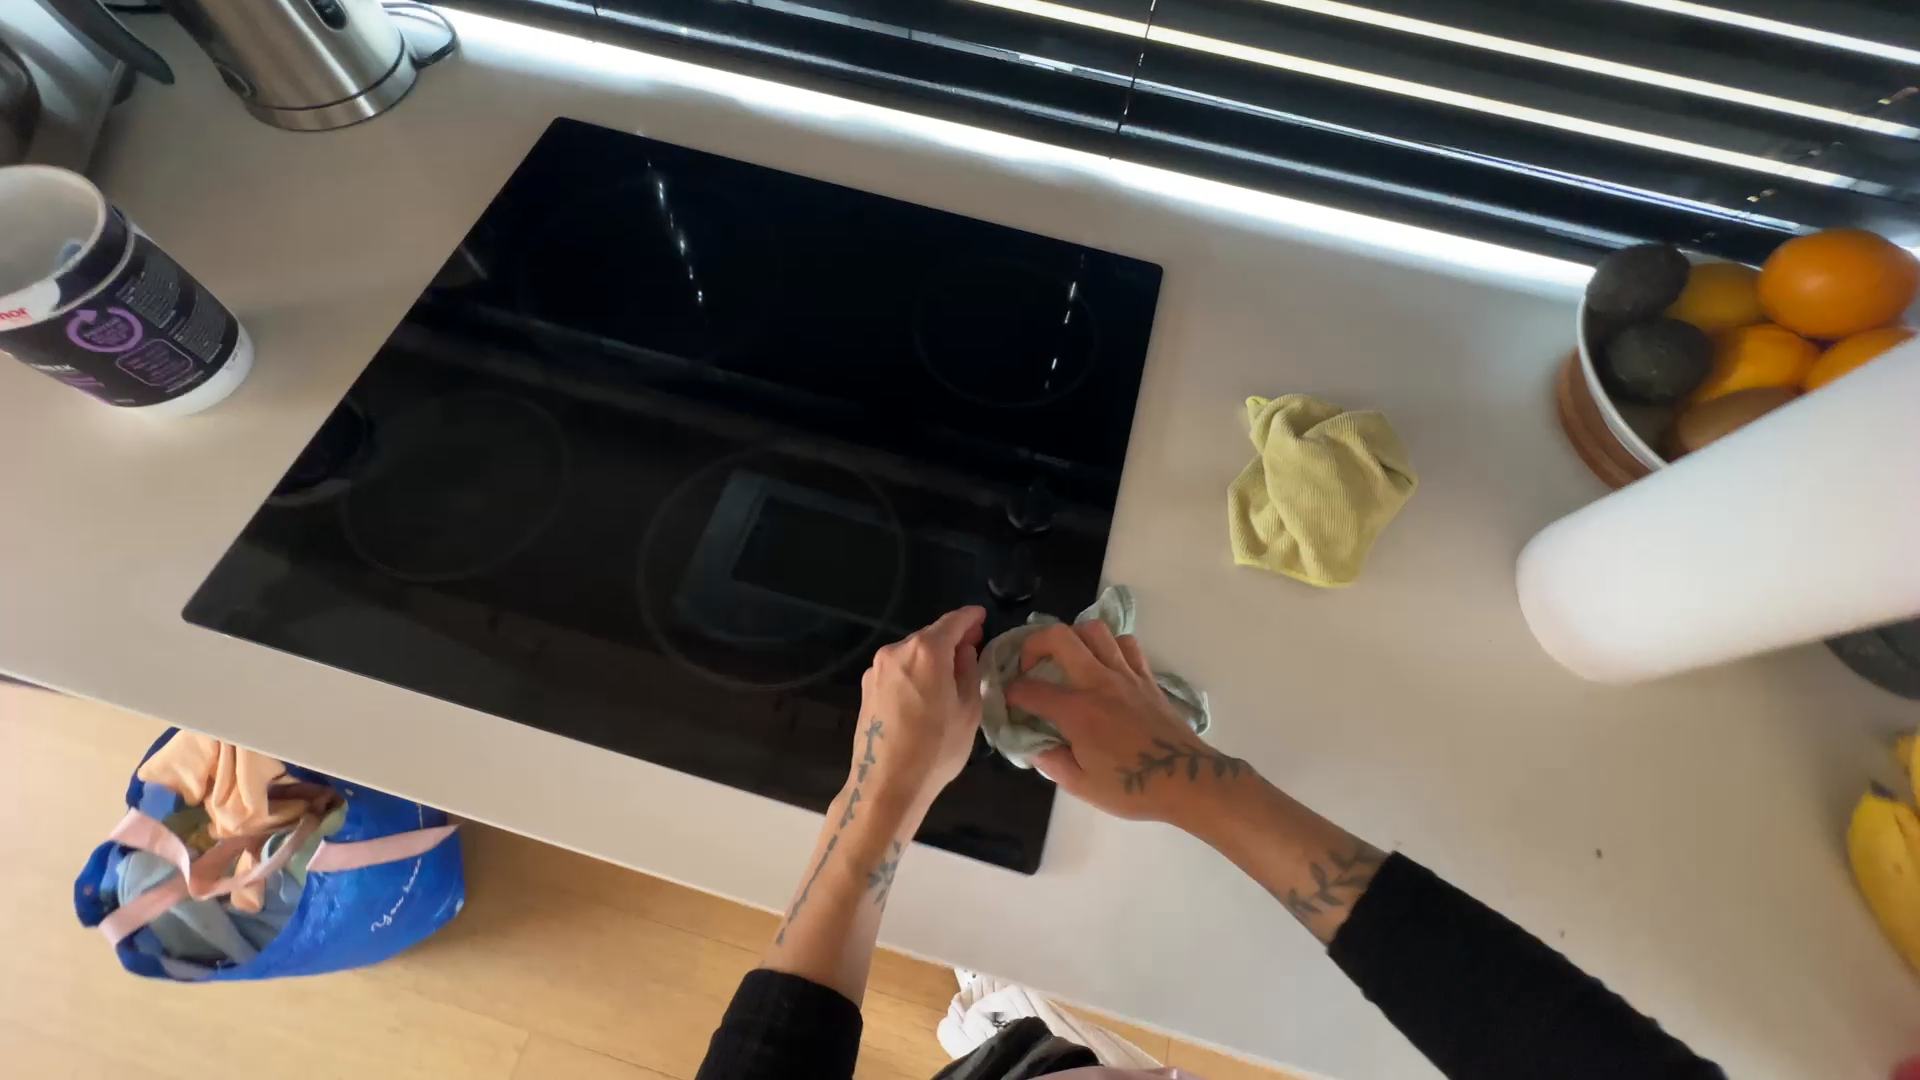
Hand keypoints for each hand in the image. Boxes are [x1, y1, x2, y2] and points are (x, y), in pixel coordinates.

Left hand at [853, 606, 986, 807]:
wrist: (886, 784)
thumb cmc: (936, 748)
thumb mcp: (968, 709)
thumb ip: (969, 671)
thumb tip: (964, 651)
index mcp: (926, 651)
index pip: (953, 622)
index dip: (970, 618)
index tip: (982, 617)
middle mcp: (897, 650)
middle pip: (930, 637)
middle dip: (951, 640)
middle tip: (972, 650)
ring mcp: (877, 669)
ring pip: (912, 654)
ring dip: (931, 658)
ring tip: (949, 677)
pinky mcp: (866, 687)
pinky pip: (898, 670)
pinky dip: (914, 673)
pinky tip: (924, 694)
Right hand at [1008, 622, 1250, 828]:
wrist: (1186, 780)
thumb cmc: (1133, 787)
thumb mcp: (1082, 786)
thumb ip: (1052, 762)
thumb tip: (1035, 745)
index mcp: (1077, 712)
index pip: (1031, 690)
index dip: (1011, 692)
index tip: (1008, 700)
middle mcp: (1098, 683)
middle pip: (1059, 637)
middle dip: (1034, 644)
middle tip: (1030, 664)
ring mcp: (1125, 675)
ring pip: (1094, 630)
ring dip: (1074, 638)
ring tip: (1068, 659)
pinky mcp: (1146, 677)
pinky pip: (1126, 644)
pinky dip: (1110, 646)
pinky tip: (1105, 664)